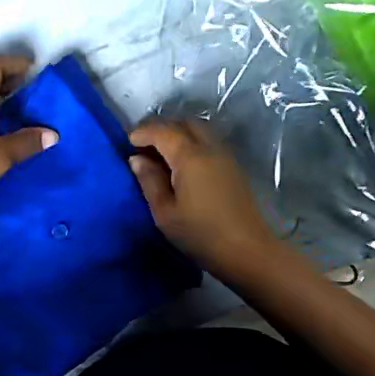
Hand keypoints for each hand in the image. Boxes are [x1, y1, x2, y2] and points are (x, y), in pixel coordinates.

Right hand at [127, 119, 280, 278]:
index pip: (163, 131)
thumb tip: (137, 159)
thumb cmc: (200, 234)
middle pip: (184, 123)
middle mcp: (210, 148)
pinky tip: (182, 165)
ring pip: (199, 131)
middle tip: (143, 146)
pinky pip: (209, 143)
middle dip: (161, 128)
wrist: (247, 251)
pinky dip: (191, 144)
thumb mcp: (165, 213)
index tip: (127, 142)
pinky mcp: (233, 168)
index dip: (143, 132)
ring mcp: (225, 156)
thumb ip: (149, 181)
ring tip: (161, 155)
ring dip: (178, 135)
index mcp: (190, 156)